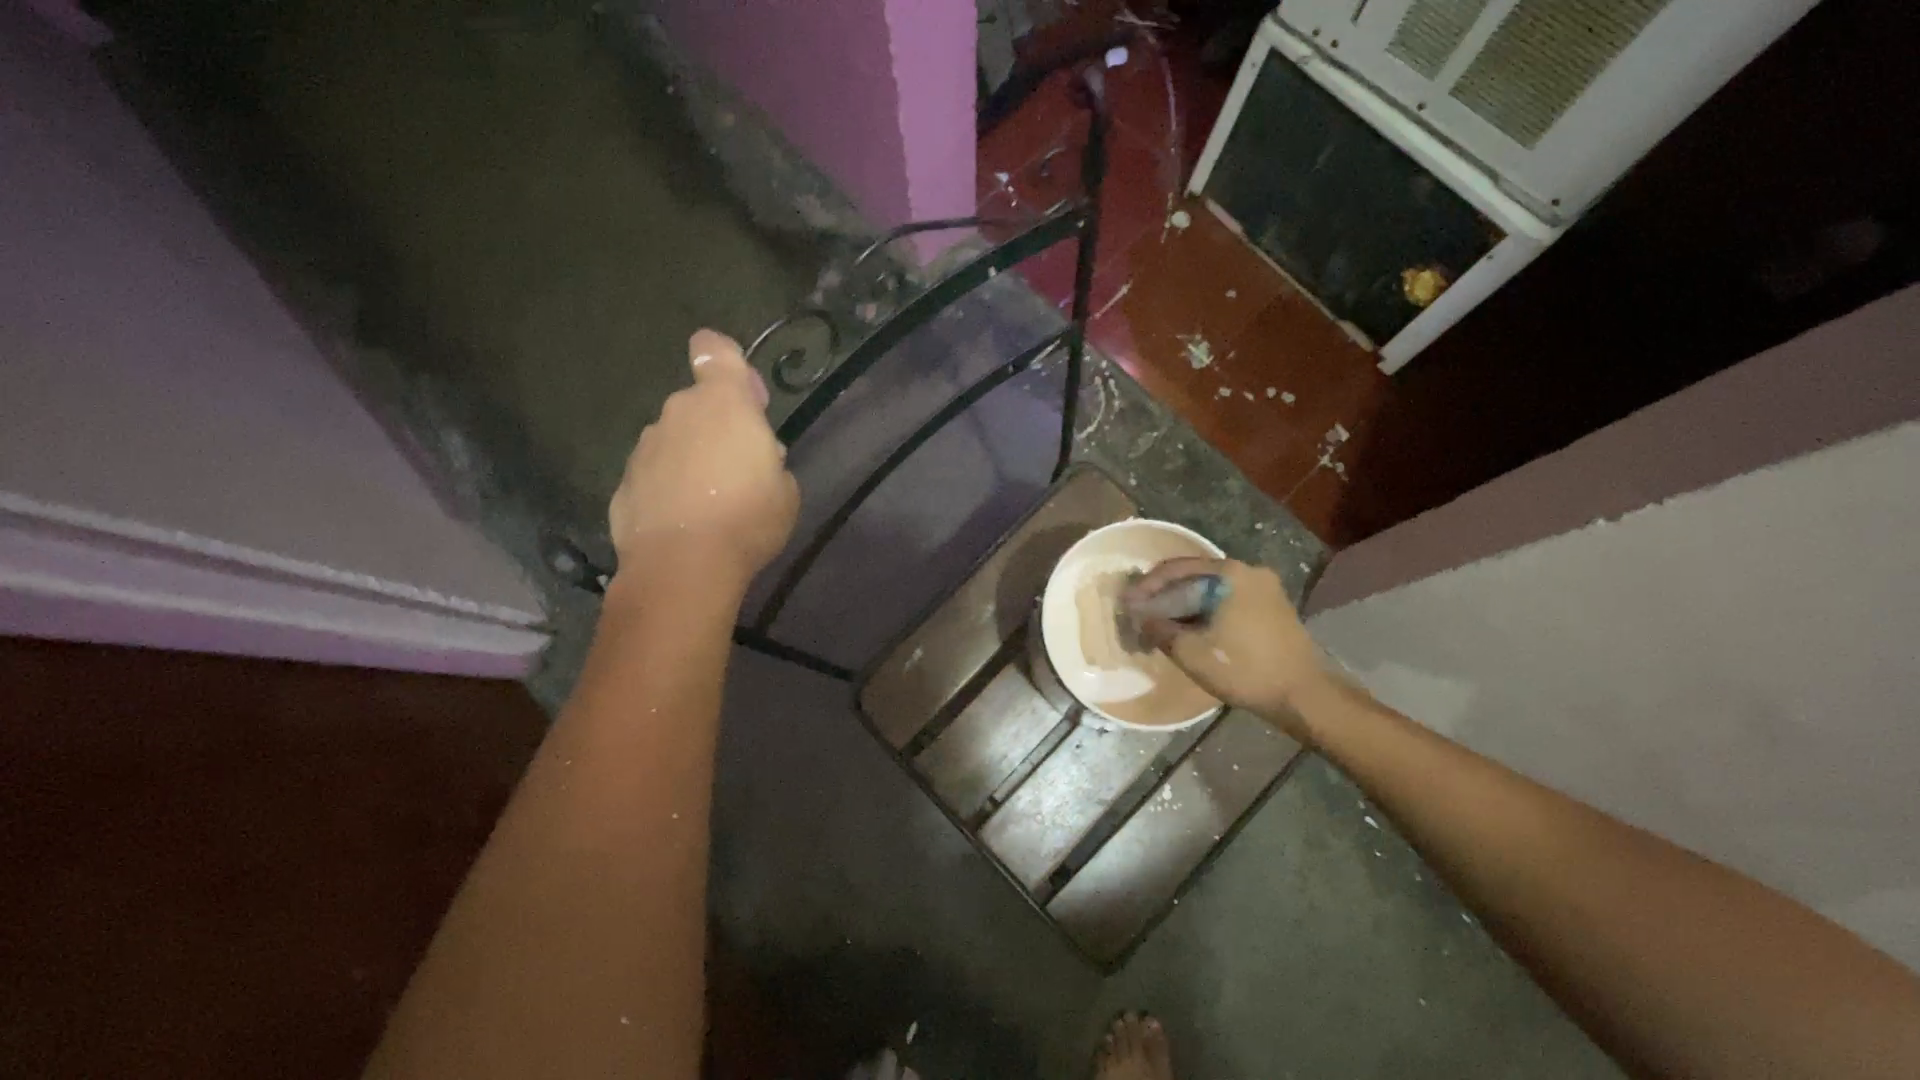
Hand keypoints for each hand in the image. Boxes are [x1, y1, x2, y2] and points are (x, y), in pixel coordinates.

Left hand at [607, 330, 799, 595]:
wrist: (682, 567)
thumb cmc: (746, 519)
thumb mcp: (785, 490)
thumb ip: (769, 461)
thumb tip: (756, 459)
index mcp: (724, 404)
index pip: (715, 352)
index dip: (726, 361)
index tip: (744, 394)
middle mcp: (678, 414)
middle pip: (698, 406)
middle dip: (717, 428)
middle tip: (739, 471)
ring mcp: (645, 448)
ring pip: (674, 441)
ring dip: (691, 461)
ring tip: (710, 505)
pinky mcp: (625, 484)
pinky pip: (655, 476)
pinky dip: (668, 491)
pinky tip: (684, 525)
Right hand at [1123, 558, 1331, 739]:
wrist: (1303, 695)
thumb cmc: (1244, 669)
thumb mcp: (1191, 652)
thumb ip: (1159, 629)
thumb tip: (1140, 617)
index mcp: (1229, 574)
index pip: (1175, 569)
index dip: (1146, 586)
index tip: (1127, 604)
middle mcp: (1249, 571)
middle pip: (1194, 576)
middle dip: (1164, 595)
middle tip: (1141, 613)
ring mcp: (1265, 588)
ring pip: (1211, 589)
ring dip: (1184, 604)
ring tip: (1161, 624)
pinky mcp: (1273, 607)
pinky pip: (1228, 600)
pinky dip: (1206, 610)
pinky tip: (1191, 629)